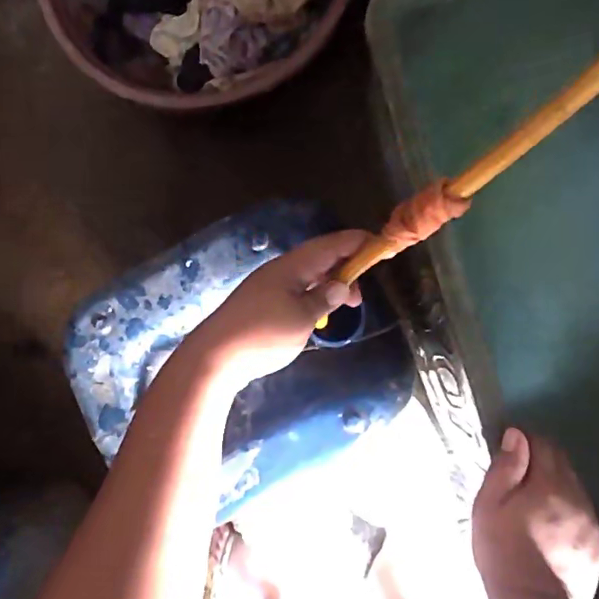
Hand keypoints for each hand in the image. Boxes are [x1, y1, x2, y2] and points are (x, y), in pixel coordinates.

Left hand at [179, 230, 366, 389]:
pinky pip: (294, 289)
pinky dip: (313, 294)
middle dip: (346, 266)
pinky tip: (319, 312)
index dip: (357, 242)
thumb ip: (324, 299)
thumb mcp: (302, 319)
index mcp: (290, 266)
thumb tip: (340, 285)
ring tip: (347, 304)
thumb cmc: (263, 334)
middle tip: (363, 292)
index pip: (330, 244)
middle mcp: (278, 270)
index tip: (382, 245)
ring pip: (306, 274)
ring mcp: (266, 286)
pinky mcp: (259, 304)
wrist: (215, 356)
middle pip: (318, 257)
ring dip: (329, 283)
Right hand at [472, 427, 598, 598]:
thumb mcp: (489, 504)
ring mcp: (591, 523)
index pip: (544, 446)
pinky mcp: (597, 545)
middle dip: (541, 458)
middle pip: (563, 464)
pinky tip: (547, 521)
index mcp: (549, 485)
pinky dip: (565, 506)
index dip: (526, 440)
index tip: (508, 445)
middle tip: (516, 468)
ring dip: (554, 483)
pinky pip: (582, 512)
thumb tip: (517, 436)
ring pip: (574, 488)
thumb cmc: (501, 549)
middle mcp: (577, 498)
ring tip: (530, 496)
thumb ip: (506, 468)